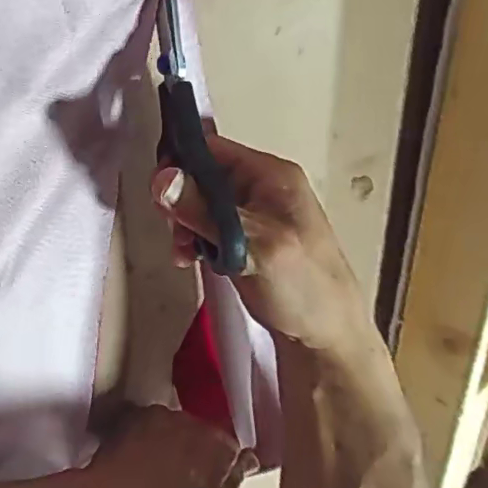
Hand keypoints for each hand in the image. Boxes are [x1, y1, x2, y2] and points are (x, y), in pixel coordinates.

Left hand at [75, 405, 249, 487]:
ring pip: (173, 427)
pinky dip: (145, 437)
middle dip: (197, 452)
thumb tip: (232, 473)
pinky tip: (136, 461)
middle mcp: (190, 420)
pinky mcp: (127, 413)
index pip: (234, 450)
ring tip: (156, 472)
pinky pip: (146, 424)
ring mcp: (156, 413)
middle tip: (186, 480)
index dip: (227, 465)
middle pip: (202, 434)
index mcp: (218, 447)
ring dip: (170, 442)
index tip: (219, 477)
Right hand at [151, 132, 372, 353]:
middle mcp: (258, 187)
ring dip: (182, 224)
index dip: (180, 161)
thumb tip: (162, 180)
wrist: (327, 340)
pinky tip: (189, 258)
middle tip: (176, 228)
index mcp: (271, 175)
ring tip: (184, 250)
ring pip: (195, 201)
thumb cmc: (305, 288)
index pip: (212, 147)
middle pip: (199, 174)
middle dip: (179, 200)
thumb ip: (206, 211)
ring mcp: (248, 213)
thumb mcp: (254, 245)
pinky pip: (201, 225)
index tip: (160, 190)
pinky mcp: (239, 237)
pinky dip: (190, 239)